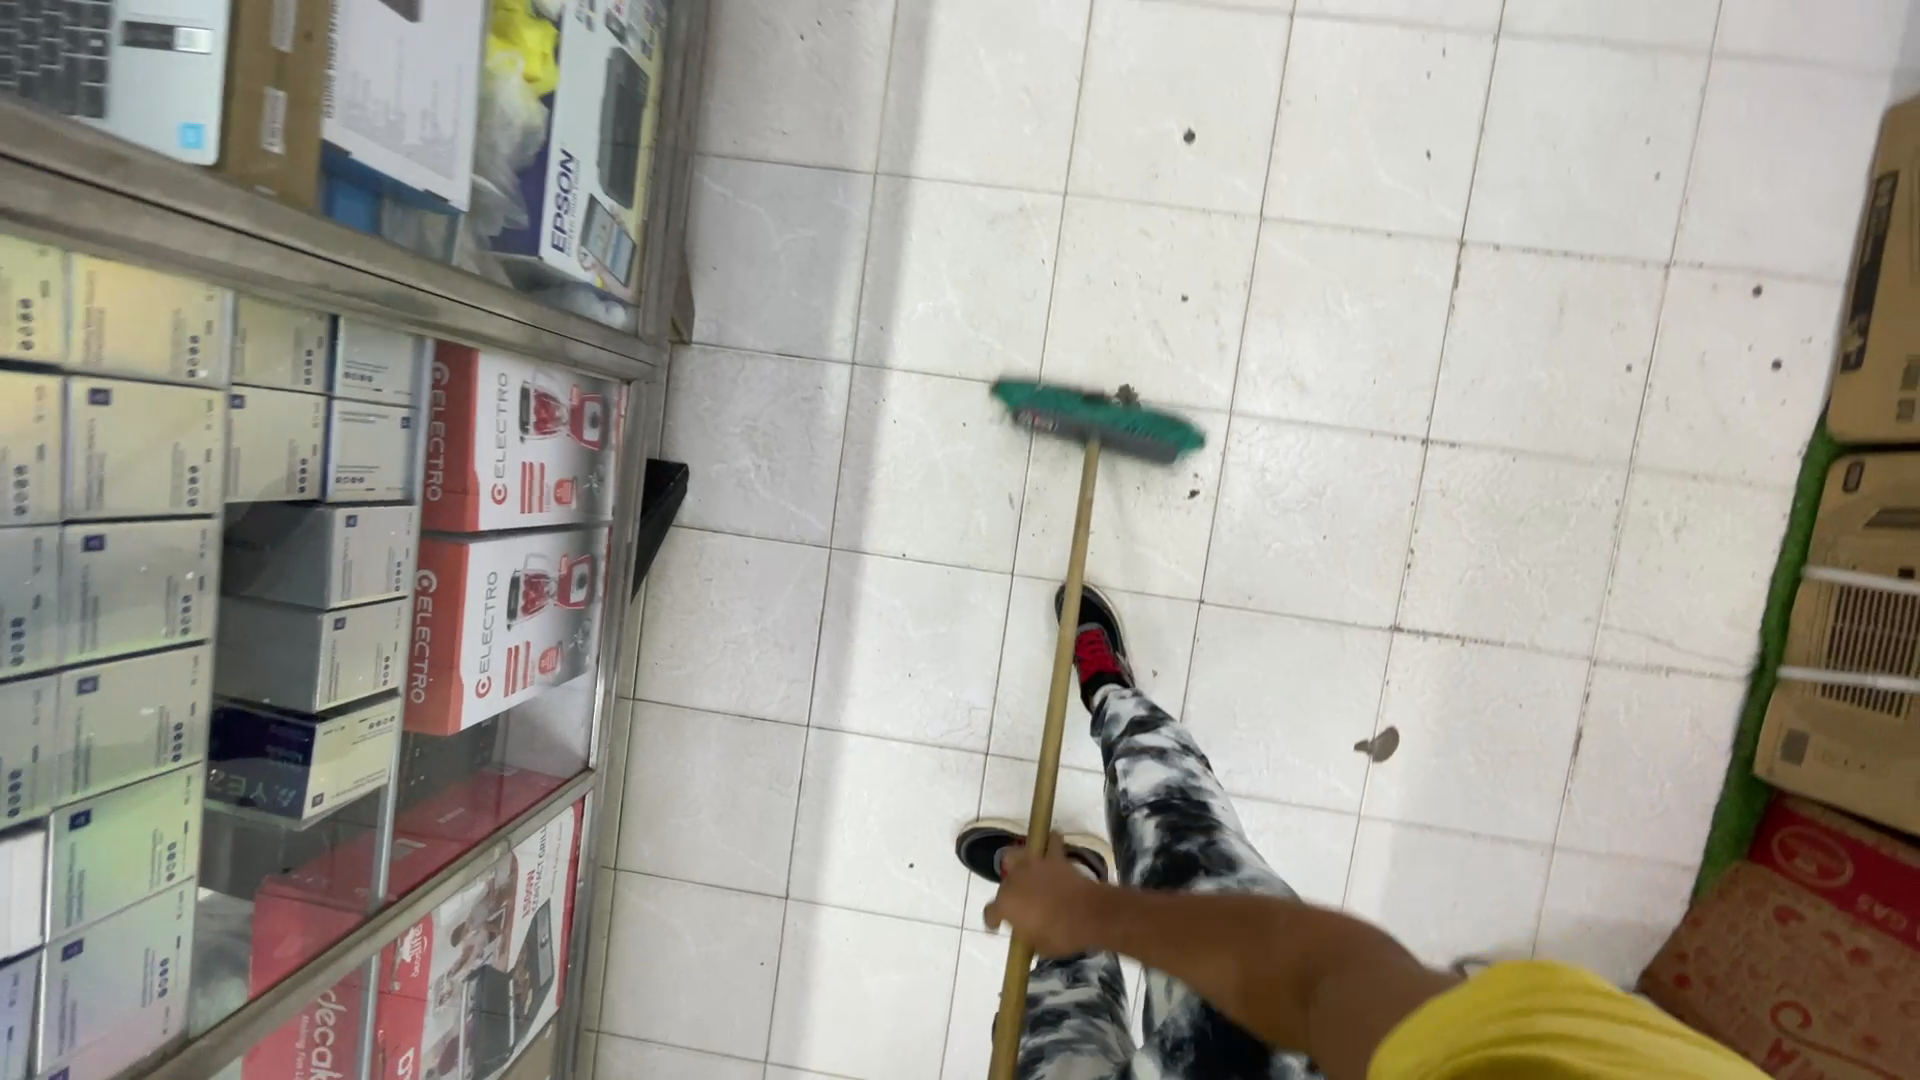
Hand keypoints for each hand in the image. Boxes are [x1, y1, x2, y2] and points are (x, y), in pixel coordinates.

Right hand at [982, 836, 1110, 956]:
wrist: (1088, 914)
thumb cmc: (1061, 935)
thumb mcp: (1039, 946)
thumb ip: (1026, 934)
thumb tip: (1026, 930)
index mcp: (1006, 904)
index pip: (990, 912)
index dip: (992, 920)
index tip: (996, 926)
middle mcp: (1014, 880)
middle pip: (1003, 884)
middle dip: (1008, 894)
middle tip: (1019, 904)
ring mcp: (1033, 864)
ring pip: (1015, 855)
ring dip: (1018, 863)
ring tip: (1025, 871)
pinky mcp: (1053, 857)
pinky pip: (1050, 842)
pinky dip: (1050, 843)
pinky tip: (1051, 849)